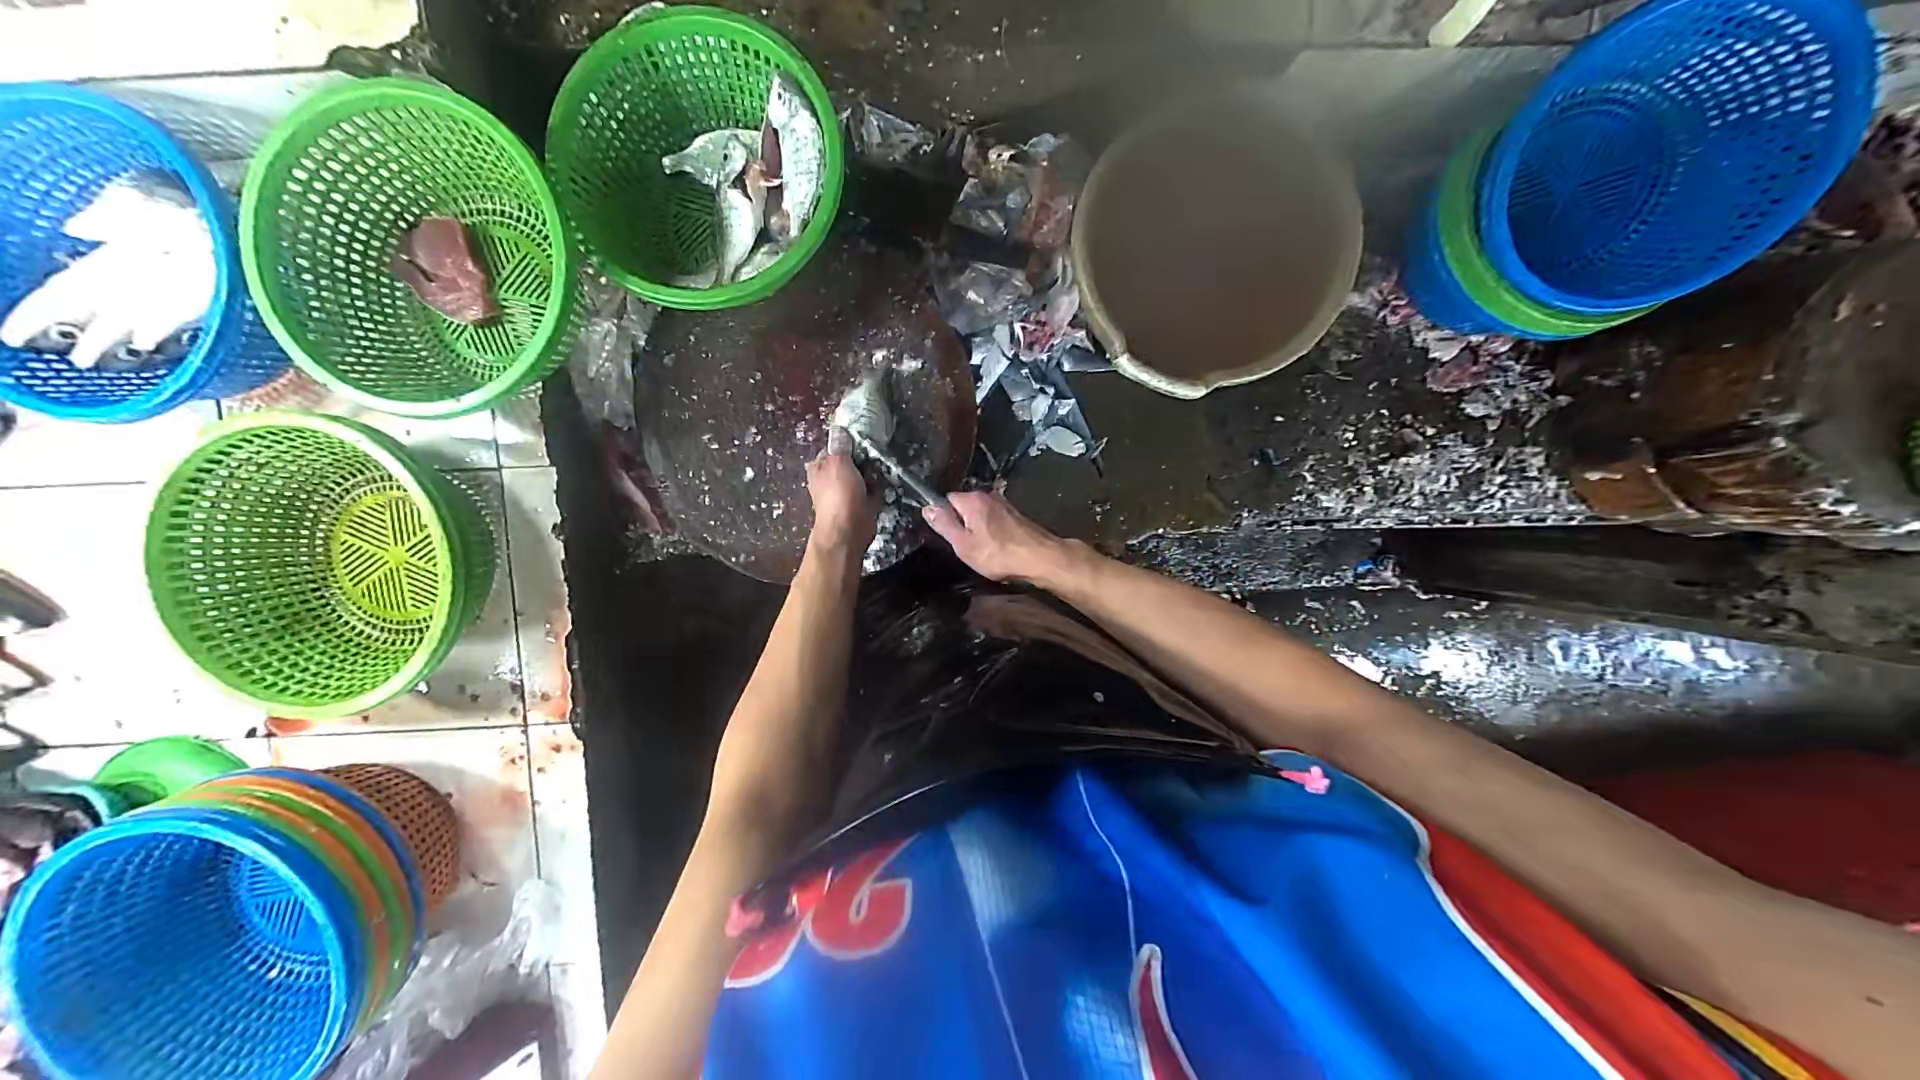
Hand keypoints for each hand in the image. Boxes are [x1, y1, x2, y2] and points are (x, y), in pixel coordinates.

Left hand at [806, 438, 877, 553]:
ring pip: (863, 474)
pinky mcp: (860, 503)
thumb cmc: (839, 495)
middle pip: (851, 460)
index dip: (848, 442)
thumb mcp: (838, 463)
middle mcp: (831, 478)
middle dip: (863, 459)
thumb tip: (839, 428)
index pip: (835, 447)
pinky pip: (872, 489)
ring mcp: (846, 491)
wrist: (848, 530)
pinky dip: (876, 488)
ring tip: (876, 472)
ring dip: (872, 474)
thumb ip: (840, 445)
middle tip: (872, 456)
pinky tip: (879, 487)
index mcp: (819, 467)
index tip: (862, 440)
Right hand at [921, 490, 1077, 584]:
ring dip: (979, 530)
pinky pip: (994, 520)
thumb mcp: (963, 544)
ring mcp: (1004, 504)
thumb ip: (944, 524)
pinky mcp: (1015, 514)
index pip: (946, 500)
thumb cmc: (998, 554)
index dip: (944, 518)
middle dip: (963, 524)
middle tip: (967, 547)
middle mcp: (988, 495)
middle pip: (964, 507)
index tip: (950, 536)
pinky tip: (998, 548)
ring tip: (984, 550)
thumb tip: (927, 508)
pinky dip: (993, 532)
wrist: (1040, 558)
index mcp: (972, 500)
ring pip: (980, 514)